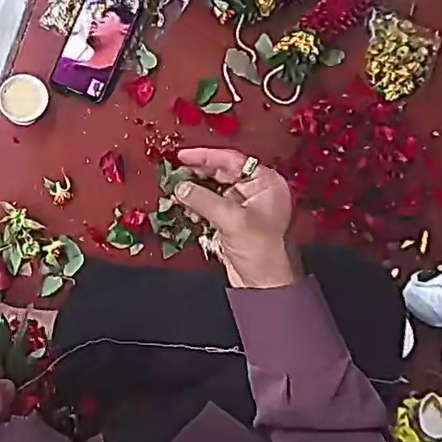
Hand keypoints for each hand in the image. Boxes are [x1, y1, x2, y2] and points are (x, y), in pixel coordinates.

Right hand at [172, 147, 299, 289]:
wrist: (266, 286)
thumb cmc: (261, 251)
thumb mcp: (232, 221)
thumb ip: (204, 200)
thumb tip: (181, 187)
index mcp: (266, 183)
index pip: (233, 161)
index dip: (206, 156)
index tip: (183, 156)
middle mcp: (256, 190)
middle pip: (222, 173)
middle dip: (198, 174)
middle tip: (175, 173)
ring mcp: (244, 205)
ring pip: (214, 189)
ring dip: (195, 191)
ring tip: (176, 191)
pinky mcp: (233, 220)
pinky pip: (211, 204)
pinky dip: (198, 204)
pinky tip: (185, 206)